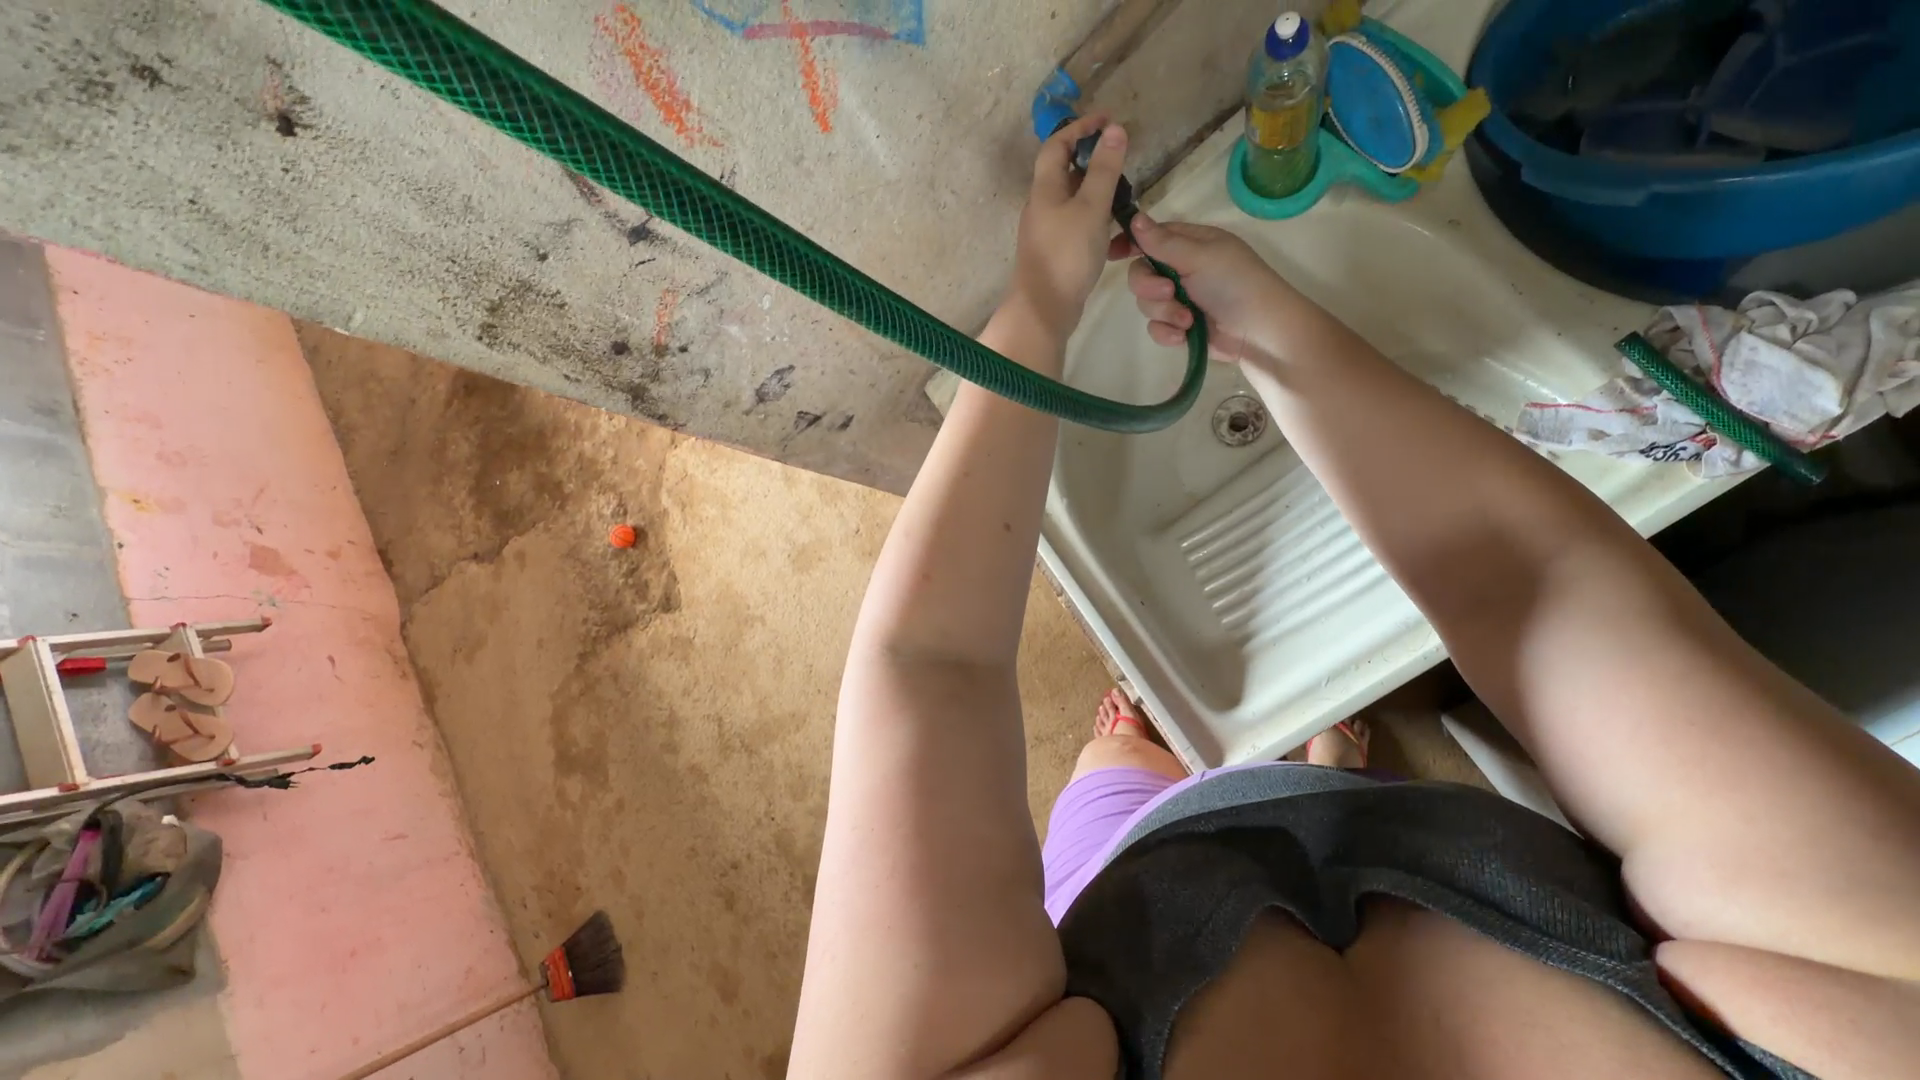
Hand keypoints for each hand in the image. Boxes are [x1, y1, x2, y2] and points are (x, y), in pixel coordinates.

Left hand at [1004, 115, 1129, 343]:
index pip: (1057, 145)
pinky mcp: (1058, 256)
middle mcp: (1043, 207)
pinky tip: (1122, 240)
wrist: (1044, 311)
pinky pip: (1081, 231)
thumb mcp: (1091, 207)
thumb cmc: (1067, 255)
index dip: (1080, 128)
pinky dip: (1101, 228)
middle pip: (1066, 174)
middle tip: (1123, 162)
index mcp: (1045, 189)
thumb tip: (1114, 129)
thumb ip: (1105, 169)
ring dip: (1101, 198)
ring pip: (1077, 204)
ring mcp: (1049, 233)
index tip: (1108, 120)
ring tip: (1128, 201)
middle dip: (1095, 163)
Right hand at [1110, 214, 1310, 363]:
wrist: (1260, 332)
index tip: (1112, 255)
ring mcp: (1181, 299)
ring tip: (1187, 319)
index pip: (1151, 237)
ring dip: (1164, 312)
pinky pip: (1156, 327)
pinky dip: (1167, 332)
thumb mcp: (1200, 256)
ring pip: (1147, 303)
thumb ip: (1163, 242)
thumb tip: (1135, 217)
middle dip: (1149, 286)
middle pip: (1141, 272)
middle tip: (1169, 292)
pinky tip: (1183, 336)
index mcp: (1190, 243)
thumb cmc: (1235, 283)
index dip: (1129, 244)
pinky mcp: (1180, 327)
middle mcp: (1182, 269)